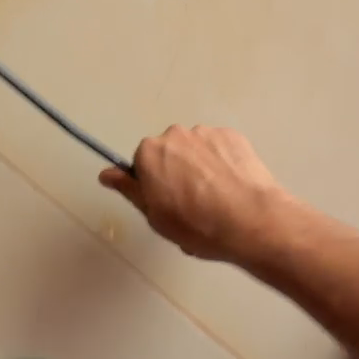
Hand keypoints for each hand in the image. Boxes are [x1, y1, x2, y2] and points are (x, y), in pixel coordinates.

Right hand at [99, 125, 289, 263]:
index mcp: (150, 152)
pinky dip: (223, 163)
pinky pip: (220, 148)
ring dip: (201, 167)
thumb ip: (130, 190)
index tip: (168, 205)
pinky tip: (234, 188)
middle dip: (177, 173)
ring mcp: (205, 132)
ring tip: (219, 199)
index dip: (155, 186)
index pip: (143, 165)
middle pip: (169, 153)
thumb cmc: (198, 226)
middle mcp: (174, 134)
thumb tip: (106, 173)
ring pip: (196, 150)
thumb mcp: (156, 218)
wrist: (252, 221)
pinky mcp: (232, 135)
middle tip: (193, 205)